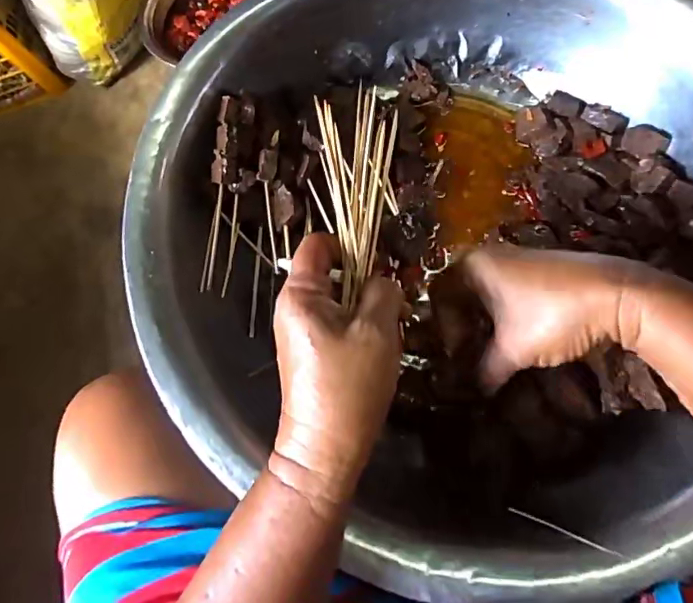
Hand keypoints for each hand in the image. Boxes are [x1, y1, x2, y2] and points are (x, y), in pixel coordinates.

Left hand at [269, 233, 402, 509]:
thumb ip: (384, 288)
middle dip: (367, 275)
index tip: (379, 258)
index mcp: (300, 295)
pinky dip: (365, 322)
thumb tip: (384, 277)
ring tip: (395, 319)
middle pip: (333, 268)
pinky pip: (342, 319)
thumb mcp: (377, 328)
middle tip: (398, 289)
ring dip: (371, 301)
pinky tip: (384, 341)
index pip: (317, 243)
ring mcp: (304, 331)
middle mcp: (295, 308)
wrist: (326, 451)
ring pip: (342, 295)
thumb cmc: (349, 384)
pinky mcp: (315, 351)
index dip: (350, 241)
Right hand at [453, 243, 664, 392]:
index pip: (441, 294)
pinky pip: (511, 295)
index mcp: (477, 264)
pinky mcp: (542, 273)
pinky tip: (518, 343)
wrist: (614, 294)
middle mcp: (494, 256)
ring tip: (493, 358)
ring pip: (489, 295)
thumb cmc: (554, 315)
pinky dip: (508, 319)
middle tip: (469, 361)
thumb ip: (487, 368)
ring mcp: (521, 262)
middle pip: (464, 293)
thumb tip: (476, 387)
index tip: (457, 358)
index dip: (444, 329)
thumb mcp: (514, 349)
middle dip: (465, 329)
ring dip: (487, 327)